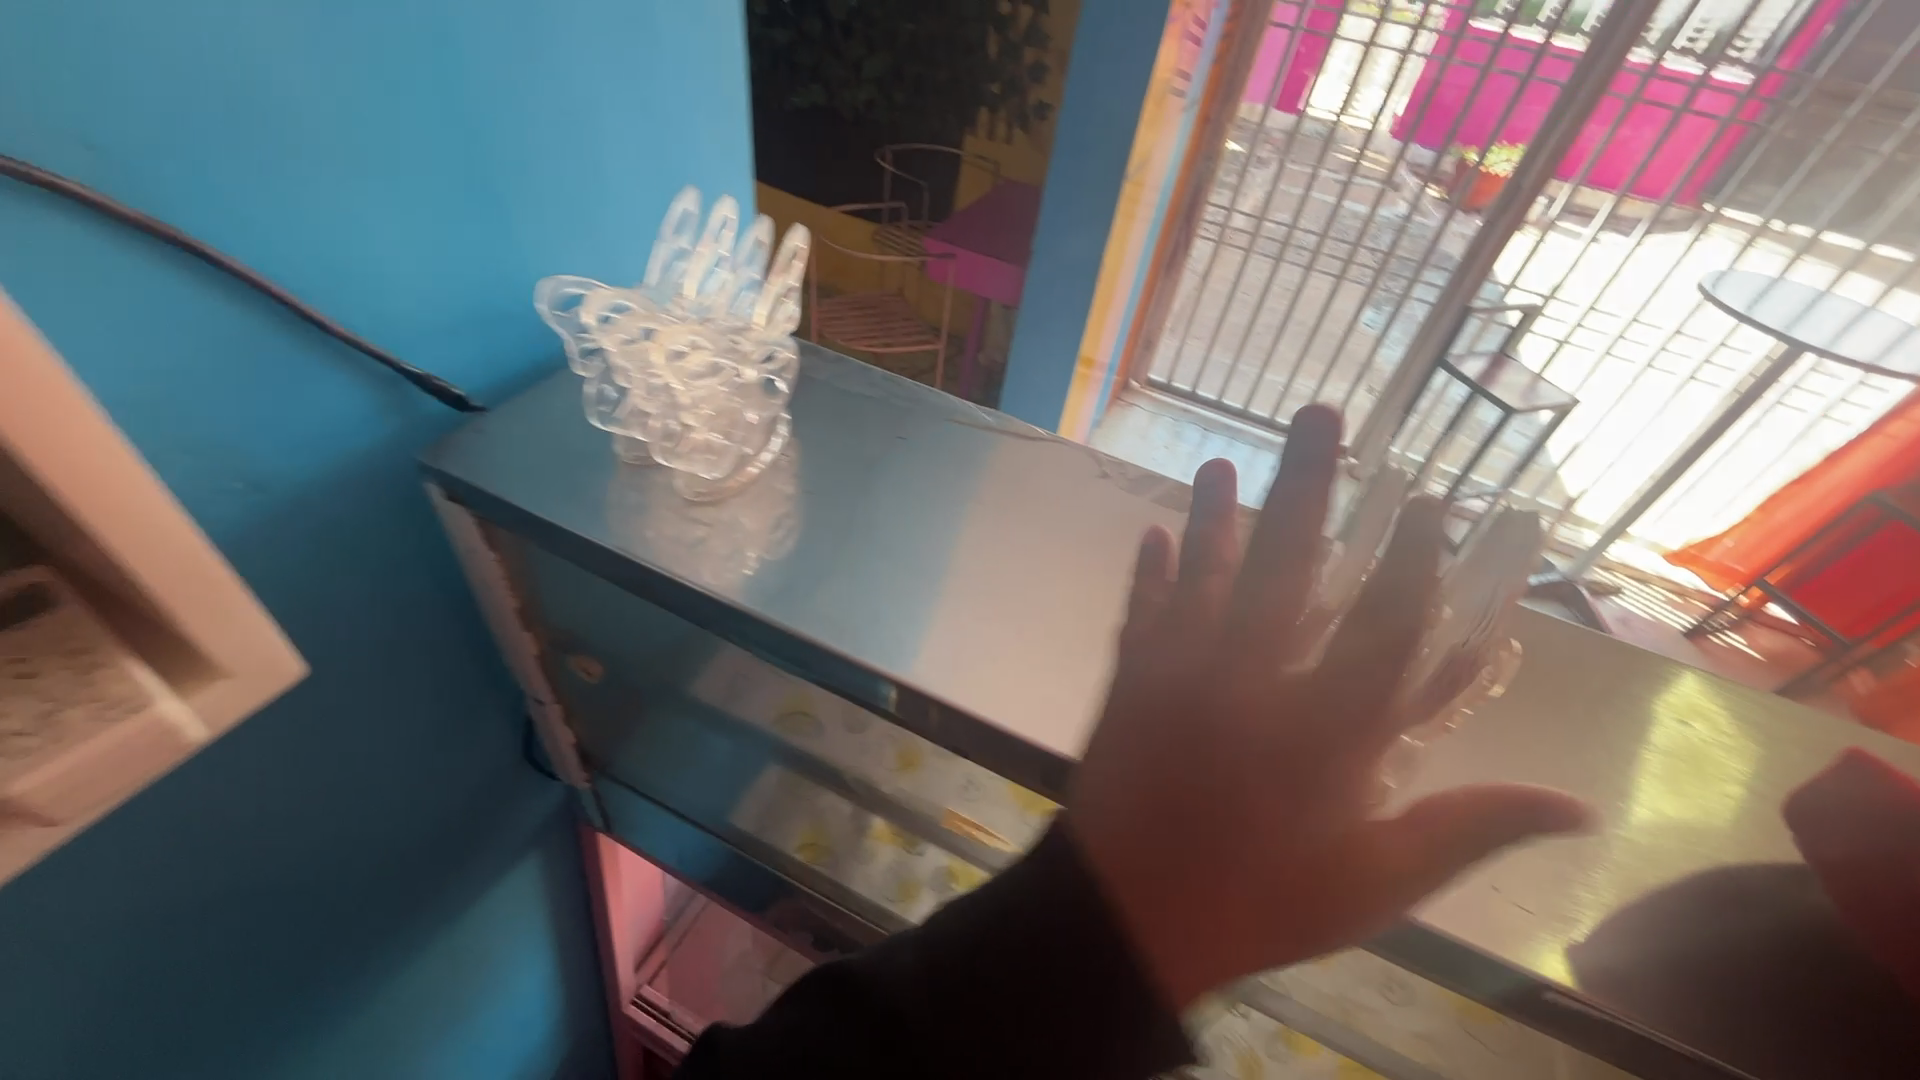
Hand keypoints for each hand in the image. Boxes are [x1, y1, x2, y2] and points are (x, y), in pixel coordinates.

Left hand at [1067, 404, 1590, 1009]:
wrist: (1127, 915)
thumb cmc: (1257, 902)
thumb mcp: (1375, 884)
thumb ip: (1468, 828)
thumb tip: (1578, 804)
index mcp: (1325, 727)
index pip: (1386, 623)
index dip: (1414, 556)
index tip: (1429, 502)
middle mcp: (1251, 678)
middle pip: (1287, 563)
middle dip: (1309, 483)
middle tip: (1320, 413)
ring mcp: (1178, 670)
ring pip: (1204, 572)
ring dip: (1214, 514)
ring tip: (1219, 463)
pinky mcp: (1128, 680)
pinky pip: (1141, 610)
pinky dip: (1148, 571)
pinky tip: (1152, 533)